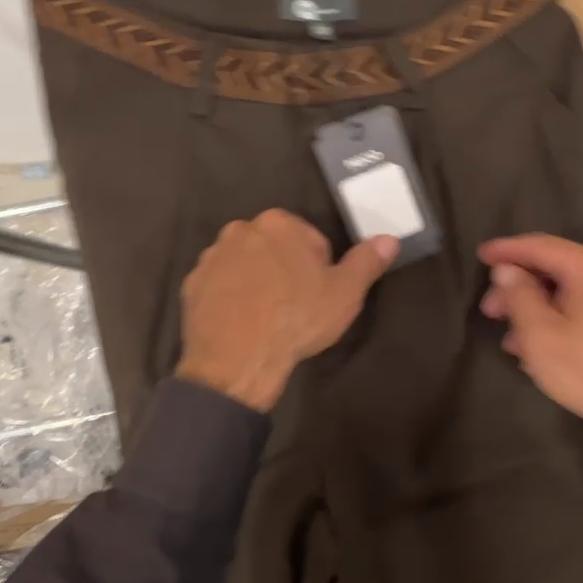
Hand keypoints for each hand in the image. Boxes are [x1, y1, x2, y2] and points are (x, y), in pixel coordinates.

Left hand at [177, 210, 396, 411]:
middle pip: (274, 249)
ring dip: (257, 283)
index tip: (319, 296)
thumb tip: (389, 239)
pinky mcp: (192, 285)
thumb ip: (367, 262)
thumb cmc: (297, 320)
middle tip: (297, 307)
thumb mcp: (345, 294)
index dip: (320, 269)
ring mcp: (212, 257)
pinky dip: (232, 299)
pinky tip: (245, 323)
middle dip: (286, 270)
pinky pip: (221, 286)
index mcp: (279, 224)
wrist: (238, 359)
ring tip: (269, 318)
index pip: (311, 240)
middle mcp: (240, 230)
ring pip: (246, 265)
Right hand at [479, 234, 582, 462]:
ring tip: (509, 335)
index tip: (480, 256)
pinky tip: (534, 344)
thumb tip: (506, 270)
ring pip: (566, 289)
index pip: (541, 246)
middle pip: (554, 267)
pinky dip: (555, 316)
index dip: (506, 251)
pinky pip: (581, 304)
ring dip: (534, 307)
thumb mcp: (540, 334)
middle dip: (518, 287)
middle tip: (489, 310)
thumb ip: (519, 295)